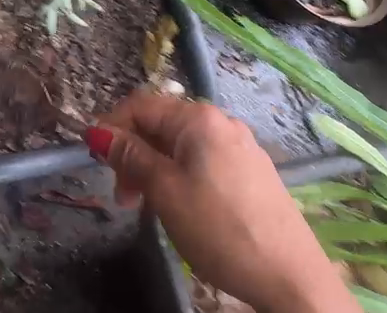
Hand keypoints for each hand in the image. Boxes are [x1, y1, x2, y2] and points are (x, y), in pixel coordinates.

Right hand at [91, 93, 356, 312]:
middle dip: (133, 152)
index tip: (92, 158)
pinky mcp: (253, 173)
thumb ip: (130, 156)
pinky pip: (204, 161)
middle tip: (122, 195)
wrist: (294, 281)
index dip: (111, 127)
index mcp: (199, 118)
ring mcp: (242, 147)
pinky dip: (181, 176)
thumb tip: (97, 132)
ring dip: (154, 167)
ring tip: (147, 205)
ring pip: (182, 146)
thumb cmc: (221, 229)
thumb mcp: (165, 192)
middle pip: (161, 124)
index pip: (140, 105)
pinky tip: (181, 207)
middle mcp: (222, 122)